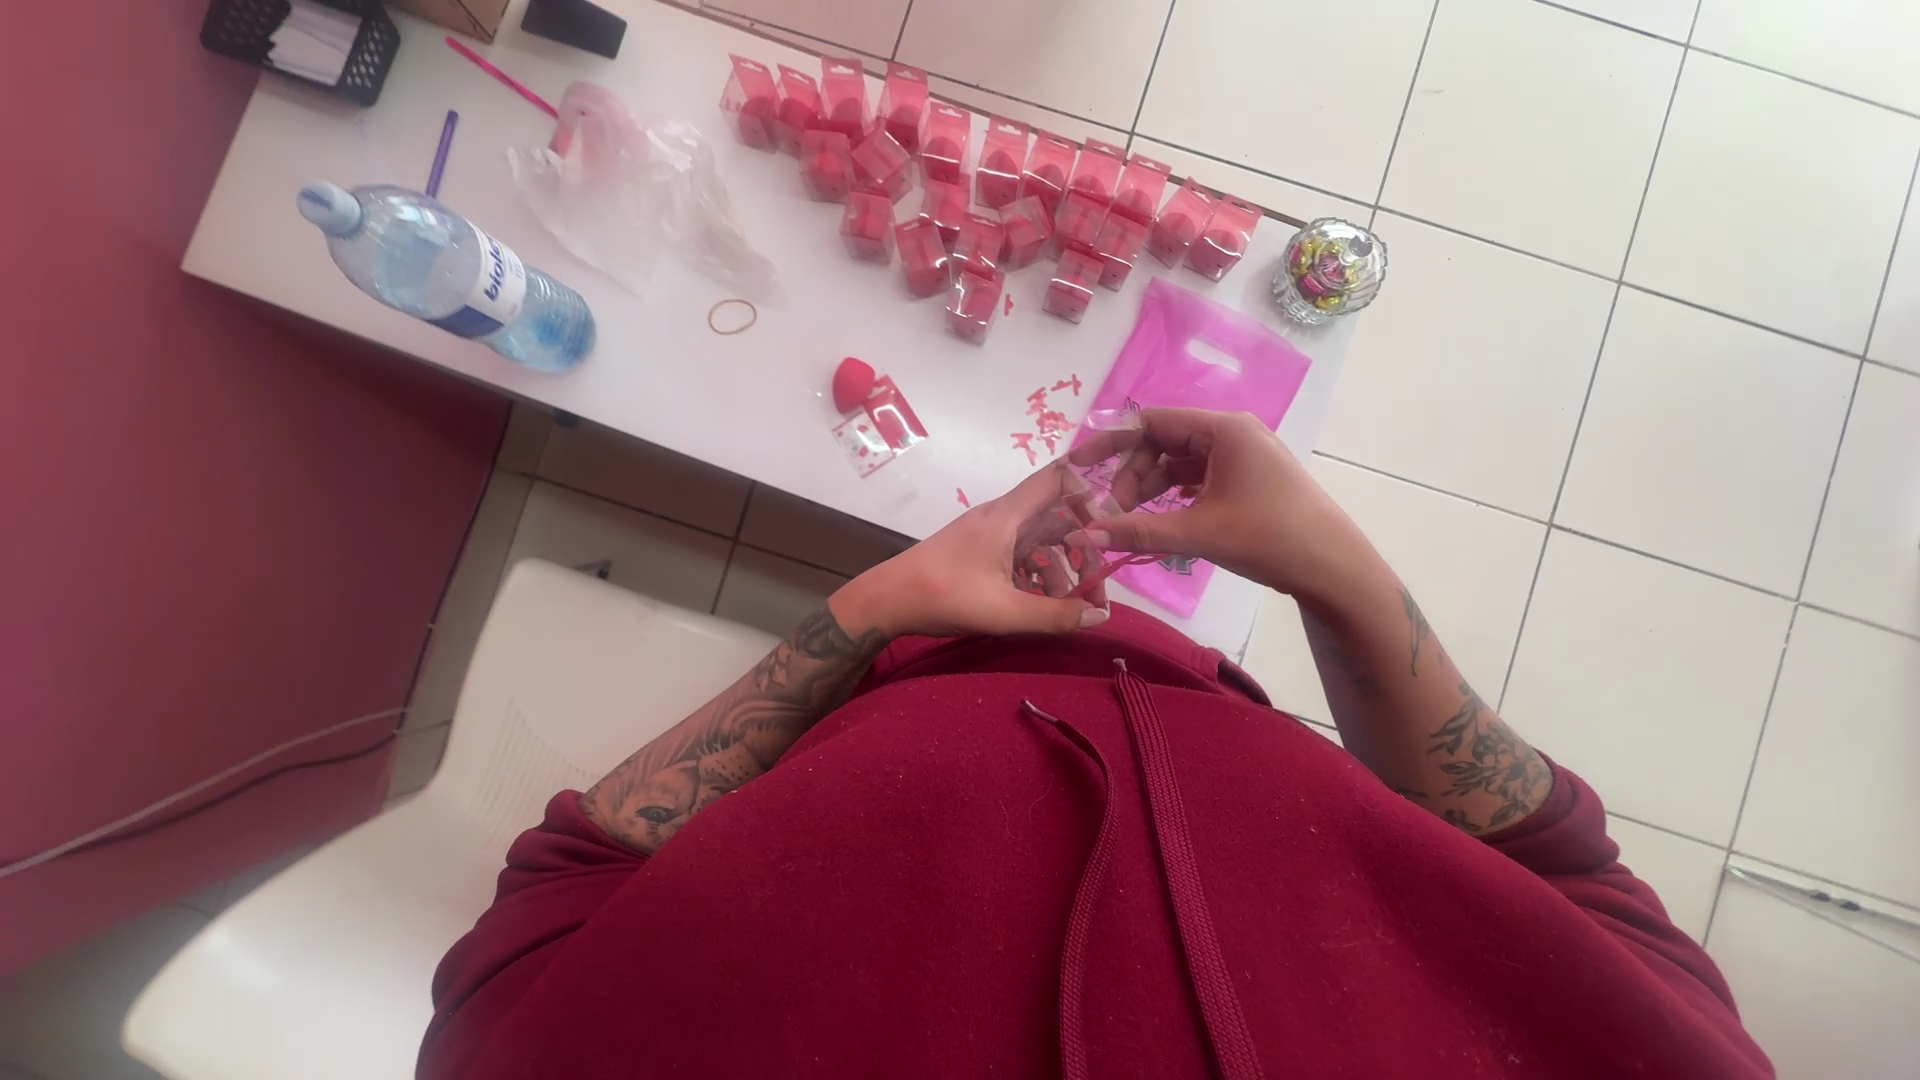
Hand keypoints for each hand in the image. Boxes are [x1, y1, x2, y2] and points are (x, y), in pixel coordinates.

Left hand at [830, 462, 1111, 639]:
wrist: (887, 600)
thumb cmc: (944, 596)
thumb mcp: (1005, 612)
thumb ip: (1055, 615)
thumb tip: (1100, 616)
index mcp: (1008, 516)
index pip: (1059, 478)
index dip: (1091, 493)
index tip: (1110, 528)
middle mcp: (1002, 517)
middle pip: (1056, 518)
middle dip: (1082, 550)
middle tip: (1098, 589)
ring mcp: (989, 535)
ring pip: (1039, 542)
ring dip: (1060, 571)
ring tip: (1072, 608)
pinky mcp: (979, 552)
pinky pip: (1020, 556)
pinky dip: (1037, 576)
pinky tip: (1041, 606)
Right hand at [1065, 408, 1375, 601]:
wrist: (1333, 568)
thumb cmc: (1268, 539)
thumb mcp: (1197, 533)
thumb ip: (1136, 531)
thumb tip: (1081, 536)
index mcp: (1224, 430)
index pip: (1151, 422)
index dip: (1111, 443)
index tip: (1079, 466)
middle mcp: (1233, 433)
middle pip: (1164, 441)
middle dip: (1133, 473)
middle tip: (1115, 511)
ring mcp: (1244, 455)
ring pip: (1180, 461)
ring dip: (1152, 486)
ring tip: (1132, 518)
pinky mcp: (1249, 477)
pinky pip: (1199, 475)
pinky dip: (1175, 493)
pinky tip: (1163, 516)